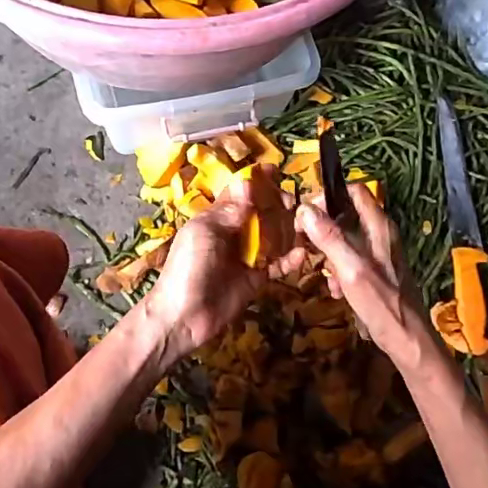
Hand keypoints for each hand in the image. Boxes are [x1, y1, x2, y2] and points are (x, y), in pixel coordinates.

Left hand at [141, 166, 303, 359]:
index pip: (239, 193)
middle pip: (260, 212)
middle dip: (276, 203)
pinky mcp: (256, 278)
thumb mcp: (204, 232)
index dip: (256, 180)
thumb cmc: (188, 268)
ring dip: (288, 227)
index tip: (277, 170)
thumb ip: (229, 211)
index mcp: (216, 217)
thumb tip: (248, 184)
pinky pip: (277, 265)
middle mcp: (233, 233)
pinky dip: (290, 259)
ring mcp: (246, 256)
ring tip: (304, 221)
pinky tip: (303, 253)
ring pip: (272, 236)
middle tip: (292, 199)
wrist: (183, 317)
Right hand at [296, 184, 447, 373]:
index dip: (328, 196)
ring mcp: (380, 253)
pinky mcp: (377, 272)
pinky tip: (337, 290)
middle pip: (346, 215)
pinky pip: (351, 260)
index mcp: (379, 227)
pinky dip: (339, 270)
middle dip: (323, 228)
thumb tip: (306, 209)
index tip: (306, 214)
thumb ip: (330, 238)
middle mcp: (381, 235)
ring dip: (329, 253)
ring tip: (323, 274)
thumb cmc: (382, 305)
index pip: (354, 191)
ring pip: (346, 239)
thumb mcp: (352, 270)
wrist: (408, 342)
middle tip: (306, 246)